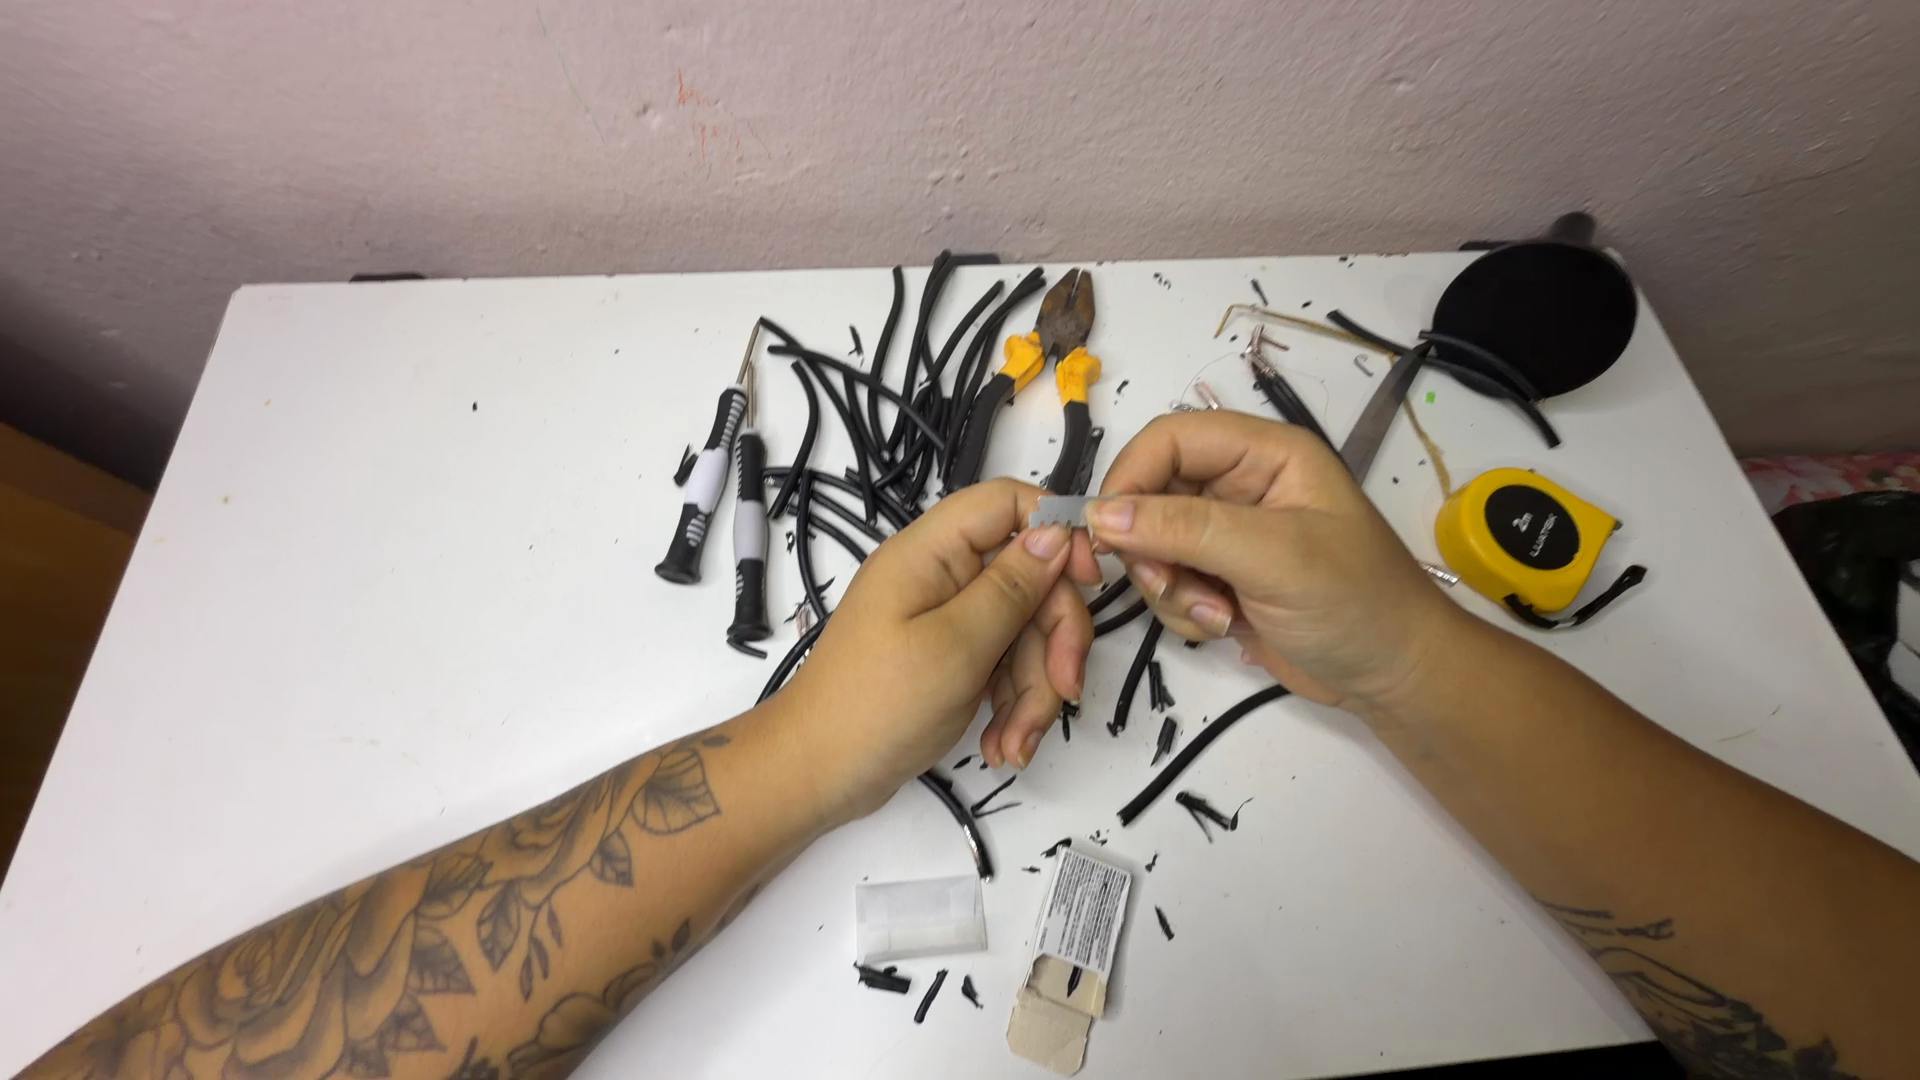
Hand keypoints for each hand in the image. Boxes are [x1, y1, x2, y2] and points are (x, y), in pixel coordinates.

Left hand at [775, 479, 1099, 821]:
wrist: (819, 774)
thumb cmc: (876, 706)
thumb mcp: (956, 646)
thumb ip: (1011, 587)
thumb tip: (1058, 532)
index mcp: (930, 552)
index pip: (1007, 503)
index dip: (1056, 531)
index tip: (1088, 581)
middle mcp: (941, 576)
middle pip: (1029, 579)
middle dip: (1053, 640)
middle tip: (1063, 691)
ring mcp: (948, 618)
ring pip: (1024, 630)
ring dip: (1034, 690)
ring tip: (1014, 744)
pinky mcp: (953, 656)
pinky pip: (1005, 663)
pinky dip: (1013, 705)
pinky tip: (1001, 745)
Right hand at [1091, 411, 1466, 715]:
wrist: (1394, 679)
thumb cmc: (1355, 603)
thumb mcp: (1273, 558)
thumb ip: (1185, 529)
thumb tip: (1100, 515)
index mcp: (1263, 455)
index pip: (1170, 440)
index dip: (1131, 476)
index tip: (1106, 530)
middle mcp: (1237, 486)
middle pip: (1150, 494)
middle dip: (1150, 547)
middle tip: (1166, 583)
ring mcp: (1224, 535)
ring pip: (1150, 545)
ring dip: (1168, 586)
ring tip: (1217, 614)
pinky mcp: (1215, 577)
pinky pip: (1165, 582)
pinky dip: (1181, 609)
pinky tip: (1225, 626)